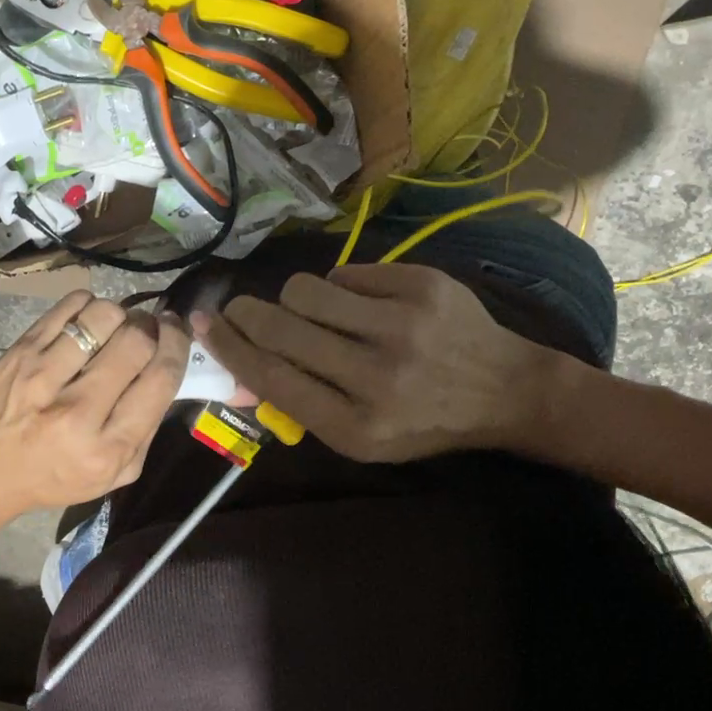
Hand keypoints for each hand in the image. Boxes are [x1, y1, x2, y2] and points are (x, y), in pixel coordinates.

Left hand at [0, 291, 190, 553]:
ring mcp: (42, 378)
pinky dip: (87, 306)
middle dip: (150, 327)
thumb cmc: (54, 478)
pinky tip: (85, 322)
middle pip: (135, 342)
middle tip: (147, 329)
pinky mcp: (19, 353)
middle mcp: (76, 412)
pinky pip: (69, 306)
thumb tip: (168, 367)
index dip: (177, 344)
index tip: (177, 330)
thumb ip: (147, 428)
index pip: (160, 379)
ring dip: (119, 314)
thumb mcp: (114, 475)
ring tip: (113, 327)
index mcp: (106, 449)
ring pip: (102, 316)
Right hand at [199, 264, 566, 463]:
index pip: (270, 377)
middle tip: (238, 308)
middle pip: (279, 326)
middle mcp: (378, 377)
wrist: (508, 390)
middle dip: (246, 313)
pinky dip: (341, 288)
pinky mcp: (423, 287)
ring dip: (295, 300)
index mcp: (357, 425)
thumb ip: (299, 403)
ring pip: (305, 290)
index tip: (203, 325)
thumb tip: (237, 364)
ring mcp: (404, 326)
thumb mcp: (360, 437)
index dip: (227, 346)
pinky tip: (363, 305)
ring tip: (315, 313)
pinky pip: (346, 274)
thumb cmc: (422, 422)